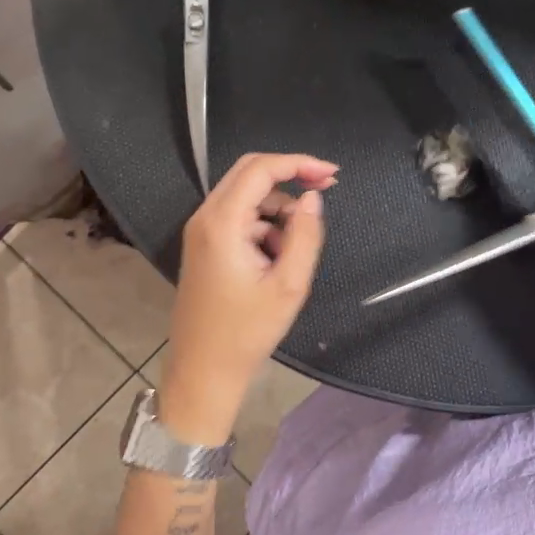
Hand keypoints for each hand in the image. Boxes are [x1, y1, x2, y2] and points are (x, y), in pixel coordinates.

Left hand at [160, 153, 336, 442]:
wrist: (203, 371)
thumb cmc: (246, 332)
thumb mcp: (289, 285)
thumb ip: (305, 235)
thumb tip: (313, 199)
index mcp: (222, 223)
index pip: (260, 169)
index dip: (299, 163)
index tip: (332, 175)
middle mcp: (205, 218)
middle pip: (250, 173)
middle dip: (290, 175)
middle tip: (325, 190)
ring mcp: (201, 231)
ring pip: (247, 196)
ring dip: (278, 210)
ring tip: (293, 252)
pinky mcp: (205, 245)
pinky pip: (240, 218)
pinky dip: (264, 226)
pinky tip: (275, 261)